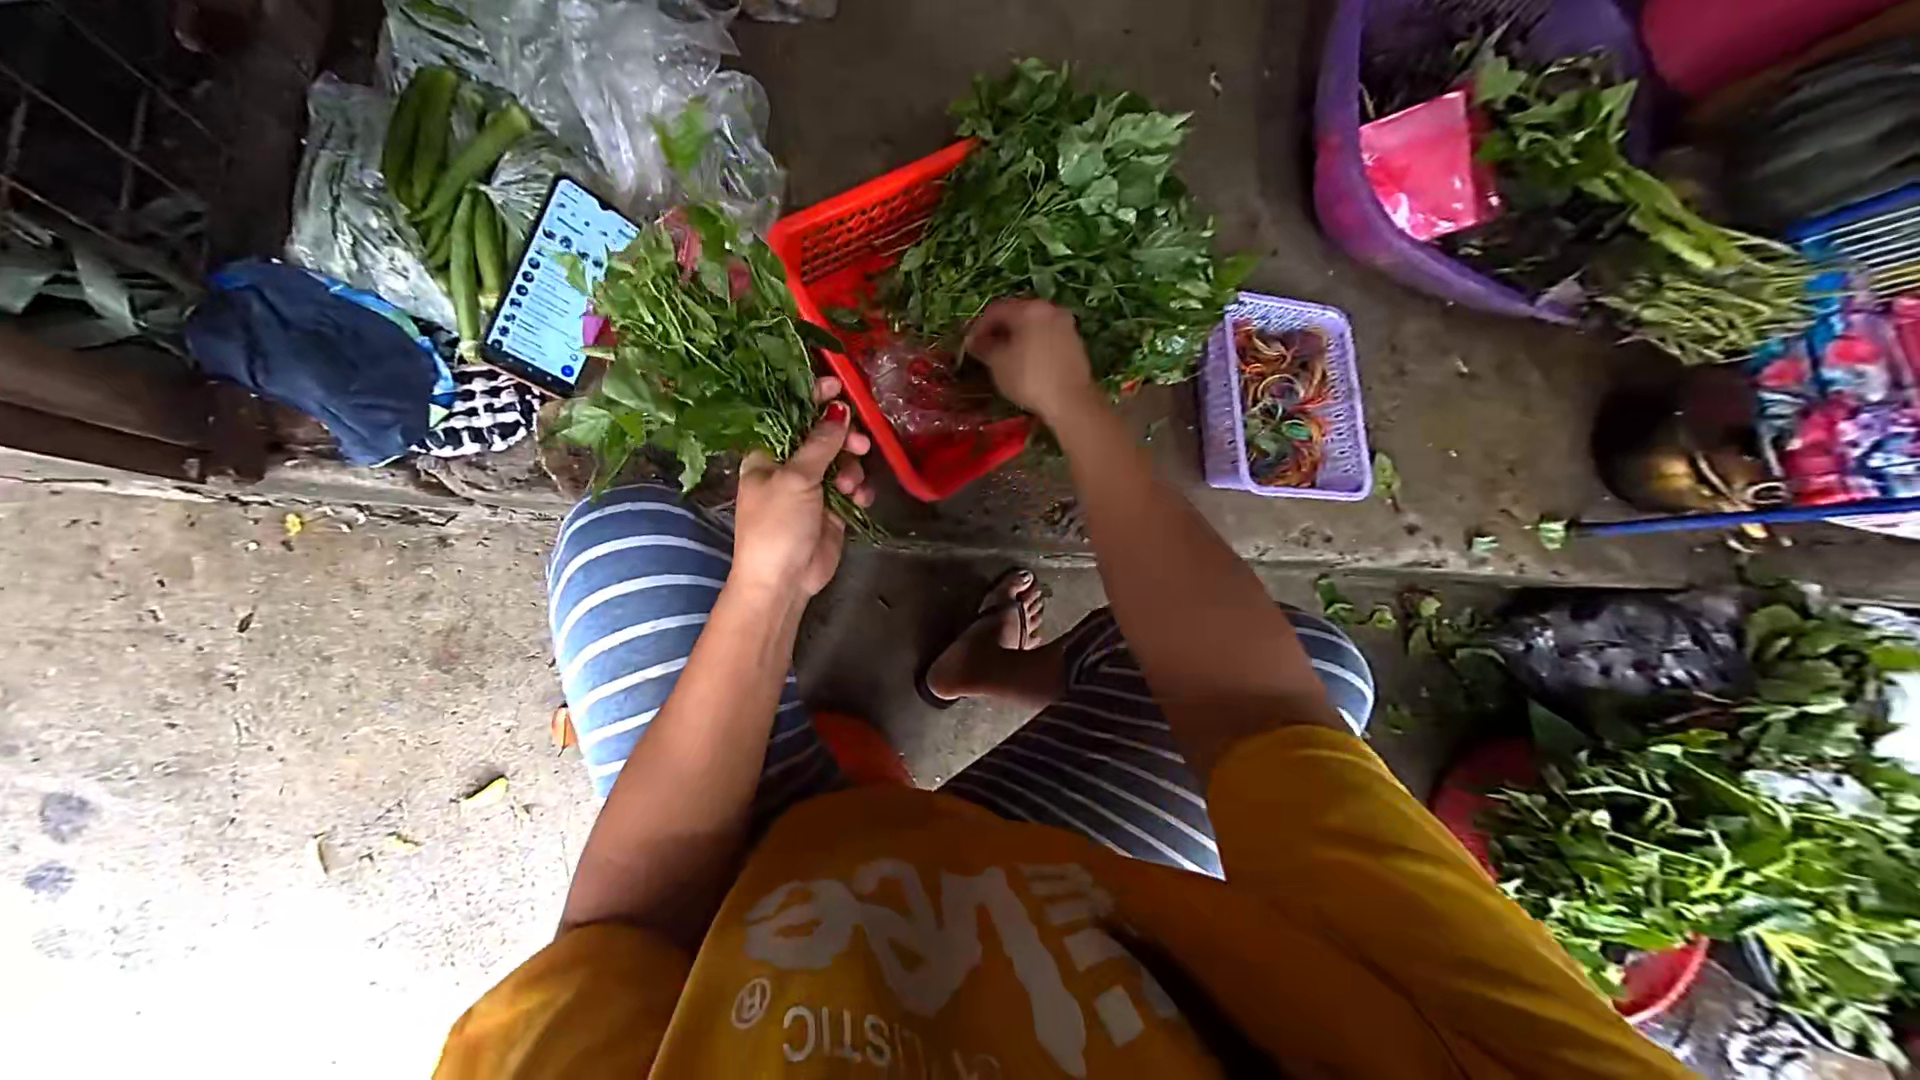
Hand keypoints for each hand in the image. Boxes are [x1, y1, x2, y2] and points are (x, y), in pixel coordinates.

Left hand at [732, 376, 874, 601]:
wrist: (783, 582)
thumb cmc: (776, 525)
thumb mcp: (796, 479)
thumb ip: (820, 443)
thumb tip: (839, 410)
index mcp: (768, 454)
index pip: (791, 414)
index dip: (815, 398)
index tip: (840, 386)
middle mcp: (789, 466)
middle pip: (823, 437)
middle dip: (843, 438)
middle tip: (860, 445)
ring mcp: (812, 488)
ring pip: (841, 461)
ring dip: (852, 468)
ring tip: (852, 484)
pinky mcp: (831, 509)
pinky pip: (851, 487)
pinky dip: (859, 489)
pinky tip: (860, 498)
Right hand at [962, 298, 1097, 422]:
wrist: (1071, 401)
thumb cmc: (1030, 379)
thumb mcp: (998, 363)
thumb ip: (984, 347)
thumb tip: (974, 341)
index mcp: (1029, 309)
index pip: (995, 310)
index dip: (979, 327)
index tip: (970, 345)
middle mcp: (1049, 309)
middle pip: (1016, 313)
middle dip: (998, 330)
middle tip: (986, 349)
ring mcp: (1065, 324)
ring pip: (1033, 325)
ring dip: (1016, 337)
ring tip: (1005, 357)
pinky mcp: (1075, 341)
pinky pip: (1046, 335)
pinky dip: (1033, 344)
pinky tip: (1026, 362)